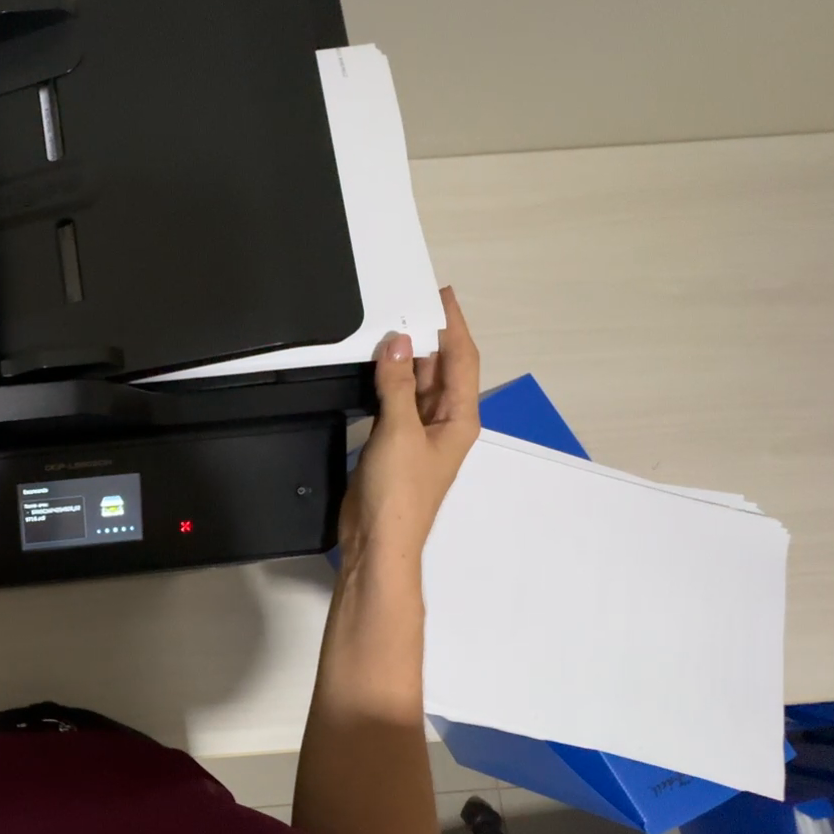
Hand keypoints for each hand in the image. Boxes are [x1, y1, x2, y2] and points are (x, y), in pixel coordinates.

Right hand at [341, 287, 480, 563]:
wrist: (377, 538)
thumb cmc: (399, 491)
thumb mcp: (399, 432)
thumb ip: (398, 385)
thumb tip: (398, 342)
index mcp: (459, 418)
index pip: (461, 360)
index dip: (454, 326)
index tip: (441, 295)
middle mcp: (442, 422)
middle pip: (441, 370)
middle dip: (428, 338)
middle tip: (406, 305)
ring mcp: (416, 434)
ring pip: (416, 385)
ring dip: (405, 360)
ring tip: (386, 329)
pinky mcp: (391, 445)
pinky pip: (394, 402)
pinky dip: (385, 382)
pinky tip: (372, 369)